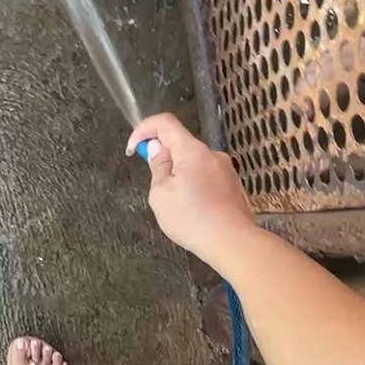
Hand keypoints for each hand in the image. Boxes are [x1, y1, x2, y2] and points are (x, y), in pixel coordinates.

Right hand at [126, 113, 258, 266]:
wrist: (232, 241)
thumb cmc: (191, 219)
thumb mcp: (161, 194)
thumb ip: (158, 167)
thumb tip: (157, 148)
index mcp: (191, 151)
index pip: (165, 122)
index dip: (144, 130)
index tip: (133, 150)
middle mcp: (211, 154)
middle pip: (180, 144)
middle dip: (162, 159)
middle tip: (155, 187)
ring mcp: (225, 169)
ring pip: (193, 163)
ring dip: (178, 175)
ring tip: (176, 205)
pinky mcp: (231, 185)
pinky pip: (205, 177)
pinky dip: (193, 186)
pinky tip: (193, 211)